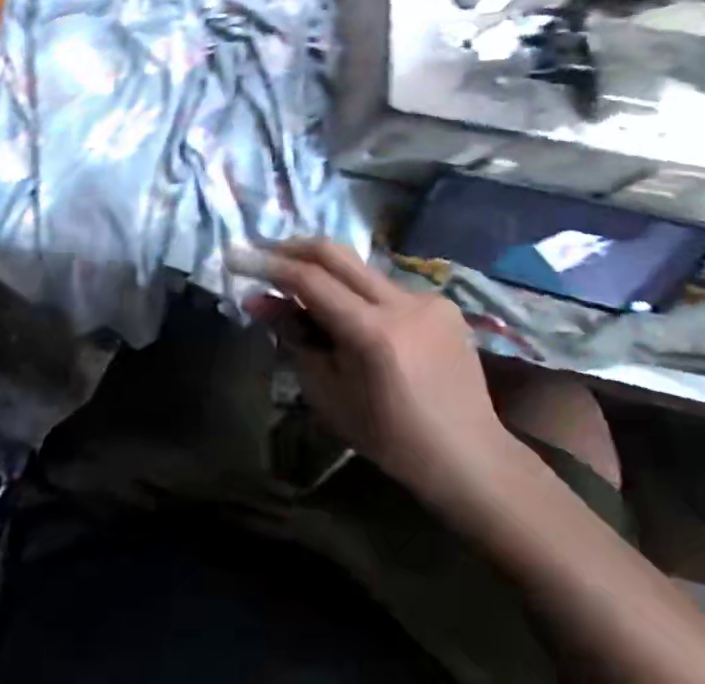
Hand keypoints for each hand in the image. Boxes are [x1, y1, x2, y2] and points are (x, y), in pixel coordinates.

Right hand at [247, 240, 514, 504]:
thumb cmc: (388, 436)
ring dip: (324, 272)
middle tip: (261, 254)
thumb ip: (294, 337)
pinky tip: (350, 317)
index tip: (237, 258)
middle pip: (335, 253)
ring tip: (298, 290)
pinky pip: (385, 287)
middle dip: (291, 248)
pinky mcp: (442, 303)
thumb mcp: (327, 391)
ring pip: (360, 269)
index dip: (267, 265)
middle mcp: (403, 304)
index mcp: (373, 333)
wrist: (467, 456)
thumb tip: (258, 300)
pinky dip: (357, 293)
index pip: (309, 280)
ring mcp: (427, 299)